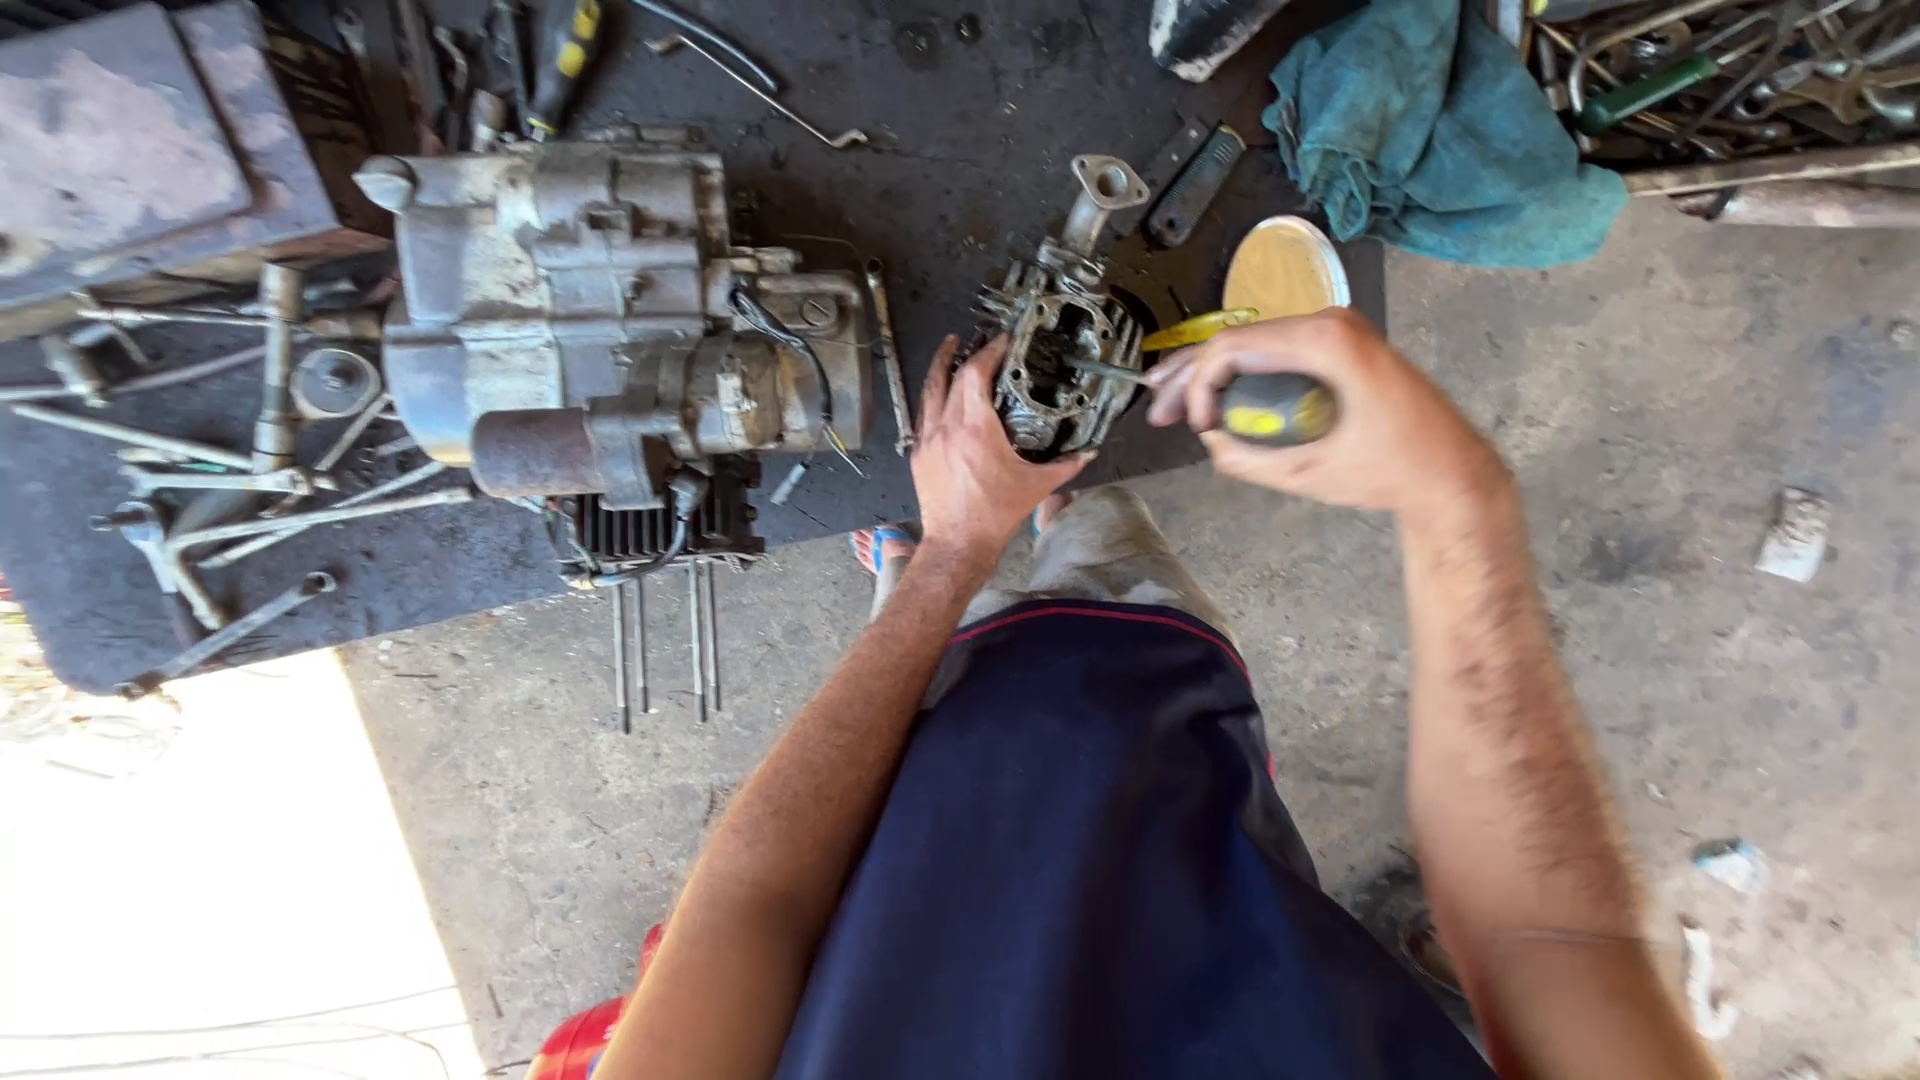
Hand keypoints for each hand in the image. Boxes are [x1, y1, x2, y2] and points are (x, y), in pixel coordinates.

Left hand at [912, 334, 1091, 558]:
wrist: (957, 542)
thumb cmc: (996, 514)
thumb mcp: (1036, 487)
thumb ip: (1065, 466)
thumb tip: (1088, 453)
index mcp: (976, 429)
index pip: (977, 374)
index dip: (990, 352)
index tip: (1003, 341)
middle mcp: (947, 427)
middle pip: (950, 376)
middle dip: (963, 353)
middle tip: (976, 340)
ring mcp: (928, 439)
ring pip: (929, 391)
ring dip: (940, 367)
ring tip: (949, 350)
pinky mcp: (918, 454)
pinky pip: (923, 415)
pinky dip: (933, 397)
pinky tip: (941, 394)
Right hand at [1144, 308, 1504, 517]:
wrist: (1451, 471)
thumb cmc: (1387, 471)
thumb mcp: (1306, 472)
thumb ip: (1245, 456)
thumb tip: (1210, 440)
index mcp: (1323, 341)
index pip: (1232, 347)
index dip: (1200, 387)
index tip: (1198, 429)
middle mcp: (1328, 322)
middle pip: (1236, 340)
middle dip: (1191, 377)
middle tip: (1158, 410)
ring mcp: (1336, 331)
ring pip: (1252, 345)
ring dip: (1210, 374)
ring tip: (1171, 400)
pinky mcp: (1339, 347)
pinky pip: (1274, 354)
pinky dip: (1241, 375)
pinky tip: (1216, 395)